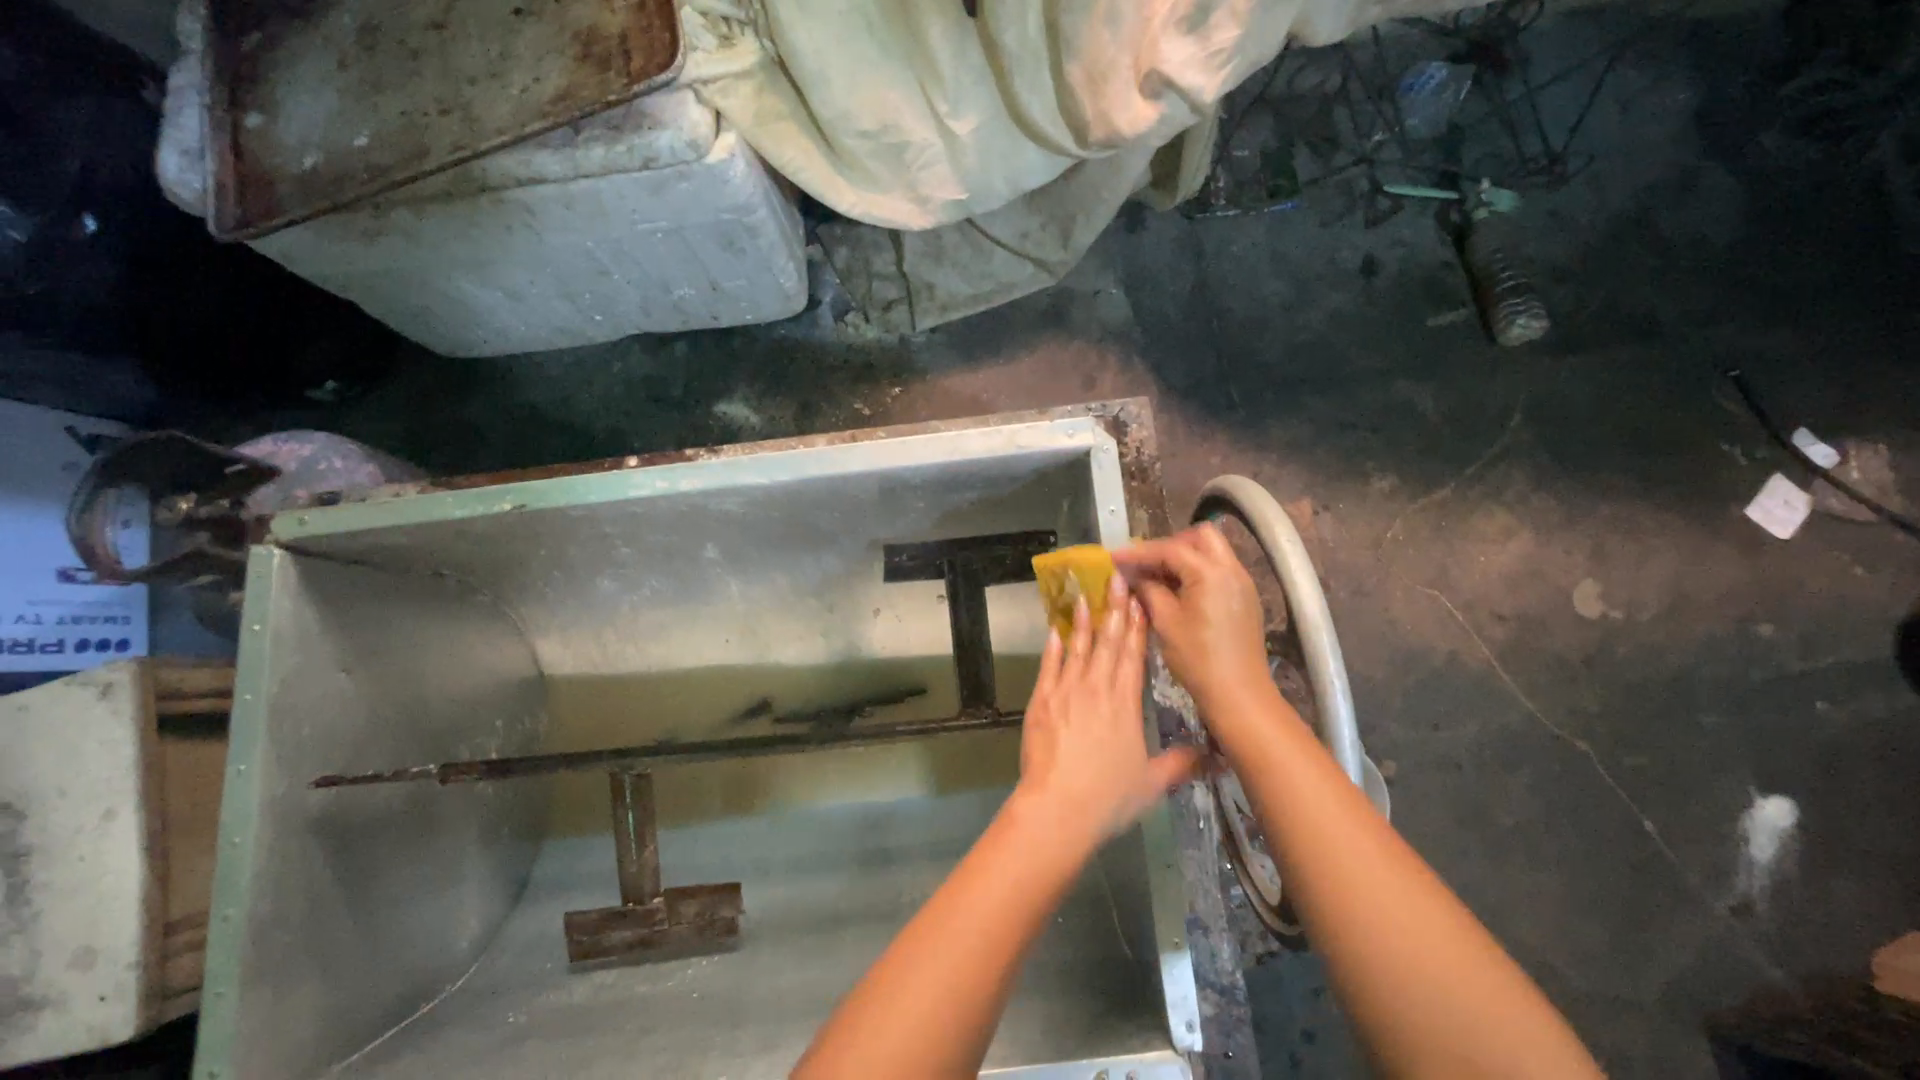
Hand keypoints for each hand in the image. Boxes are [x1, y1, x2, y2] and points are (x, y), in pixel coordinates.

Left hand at [1015, 573, 1200, 843]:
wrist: (1058, 807)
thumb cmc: (1108, 796)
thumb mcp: (1152, 782)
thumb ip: (1182, 764)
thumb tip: (1217, 758)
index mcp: (1125, 703)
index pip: (1134, 656)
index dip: (1138, 628)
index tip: (1141, 603)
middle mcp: (1097, 688)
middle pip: (1108, 642)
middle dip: (1114, 609)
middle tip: (1116, 580)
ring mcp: (1066, 692)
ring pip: (1079, 648)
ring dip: (1084, 620)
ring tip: (1087, 593)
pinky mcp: (1041, 702)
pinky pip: (1049, 666)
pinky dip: (1053, 646)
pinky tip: (1056, 628)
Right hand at [1111, 524, 1268, 713]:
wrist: (1239, 694)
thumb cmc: (1198, 659)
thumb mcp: (1166, 623)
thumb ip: (1148, 590)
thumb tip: (1132, 574)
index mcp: (1211, 573)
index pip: (1171, 549)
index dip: (1140, 551)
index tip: (1115, 557)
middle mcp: (1232, 569)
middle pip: (1200, 537)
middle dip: (1170, 544)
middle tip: (1145, 563)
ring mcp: (1242, 583)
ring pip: (1212, 552)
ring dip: (1185, 557)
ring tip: (1158, 577)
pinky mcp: (1245, 598)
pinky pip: (1219, 570)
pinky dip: (1198, 571)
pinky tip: (1178, 592)